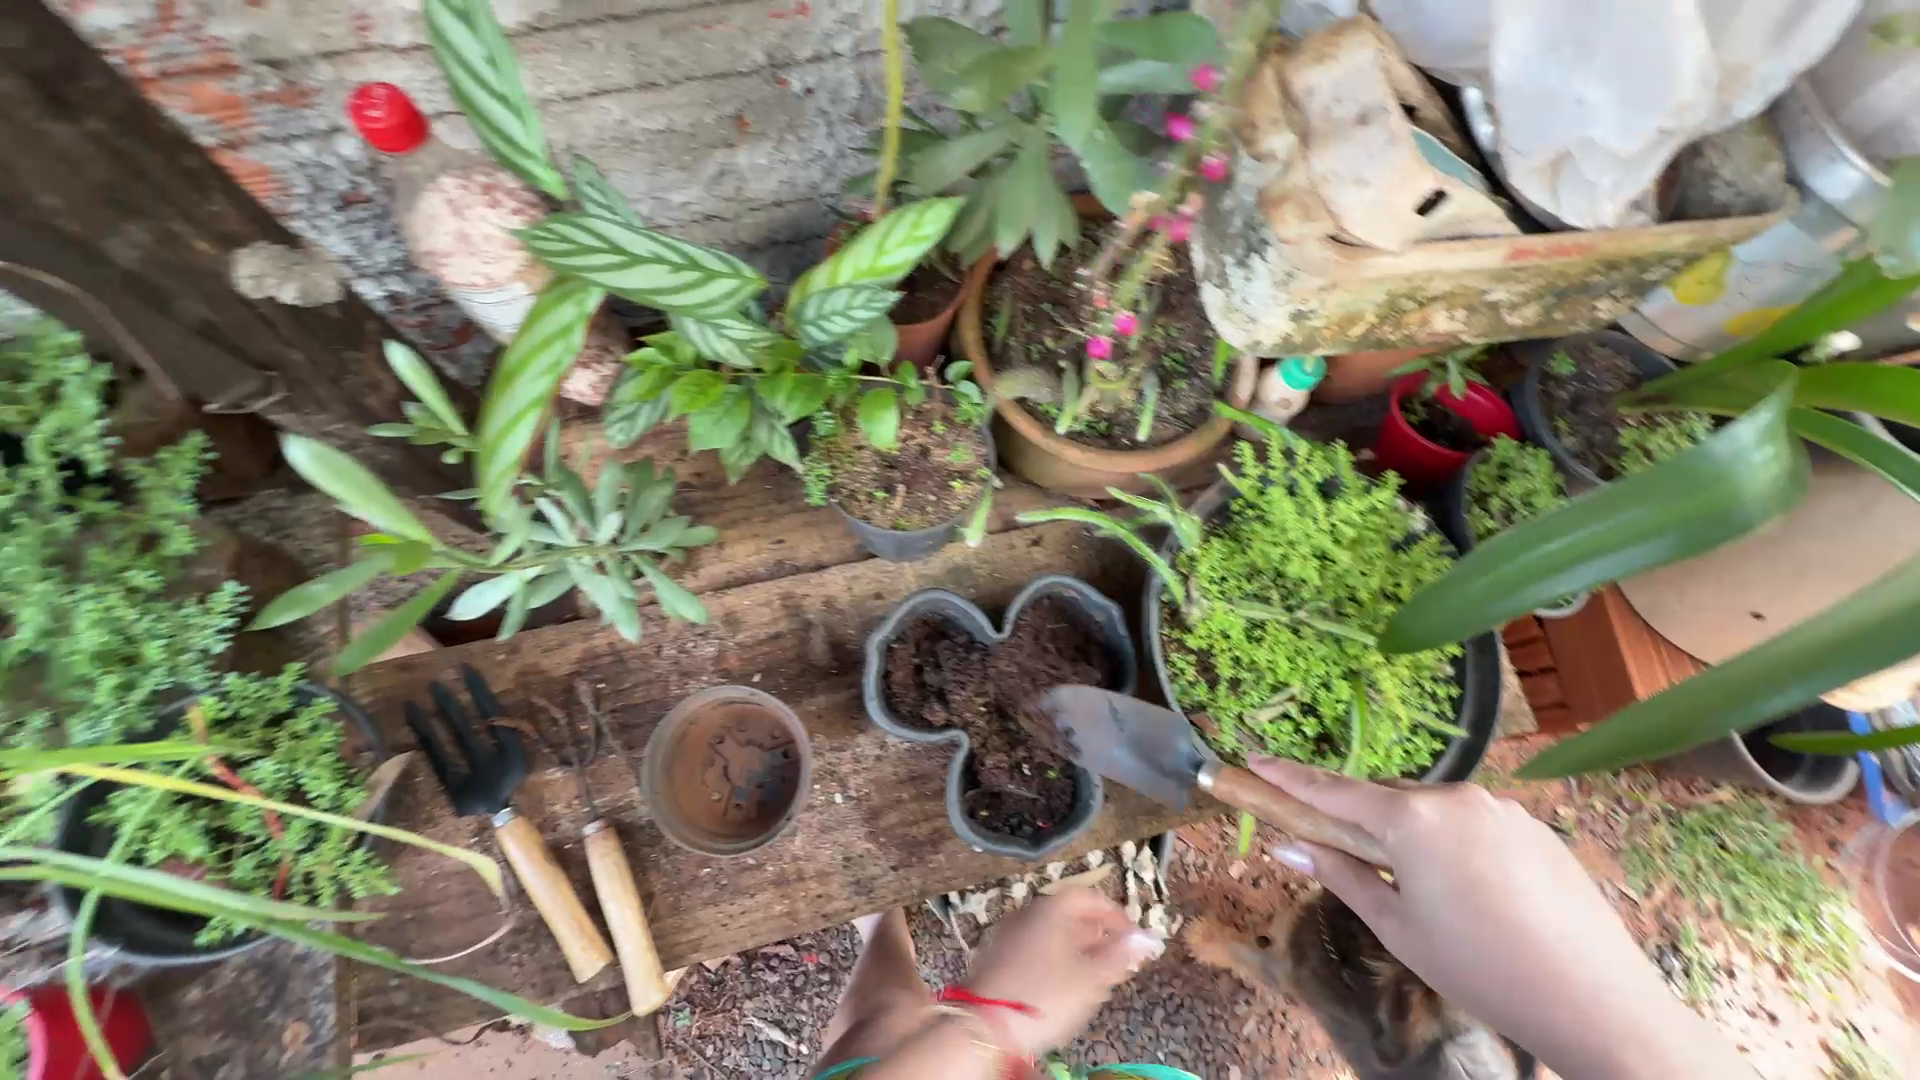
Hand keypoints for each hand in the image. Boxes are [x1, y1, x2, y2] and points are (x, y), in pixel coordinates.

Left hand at [960, 888, 1160, 1055]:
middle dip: (1097, 932)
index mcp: (1052, 908)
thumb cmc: (1045, 996)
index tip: (1132, 936)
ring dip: (1078, 946)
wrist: (984, 1024)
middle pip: (1069, 911)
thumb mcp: (1091, 979)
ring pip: (1052, 931)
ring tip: (1096, 974)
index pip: (1088, 896)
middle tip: (1117, 956)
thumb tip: (1148, 937)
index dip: (1114, 913)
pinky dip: (1056, 956)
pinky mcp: (998, 955)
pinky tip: (1063, 984)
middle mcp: (1029, 912)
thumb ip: (1120, 956)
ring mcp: (1010, 932)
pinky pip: (1036, 945)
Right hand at [1248, 756, 1749, 1078]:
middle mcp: (1453, 797)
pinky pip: (1471, 820)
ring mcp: (1499, 807)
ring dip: (1409, 832)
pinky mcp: (1533, 825)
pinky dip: (1451, 840)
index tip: (1253, 758)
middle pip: (1383, 797)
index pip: (1331, 790)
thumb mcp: (1396, 925)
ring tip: (1423, 887)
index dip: (1287, 776)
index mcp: (1411, 819)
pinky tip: (1471, 888)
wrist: (1600, 1006)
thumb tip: (1285, 846)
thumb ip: (1339, 873)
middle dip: (1358, 818)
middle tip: (1344, 852)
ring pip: (1429, 808)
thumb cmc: (1479, 969)